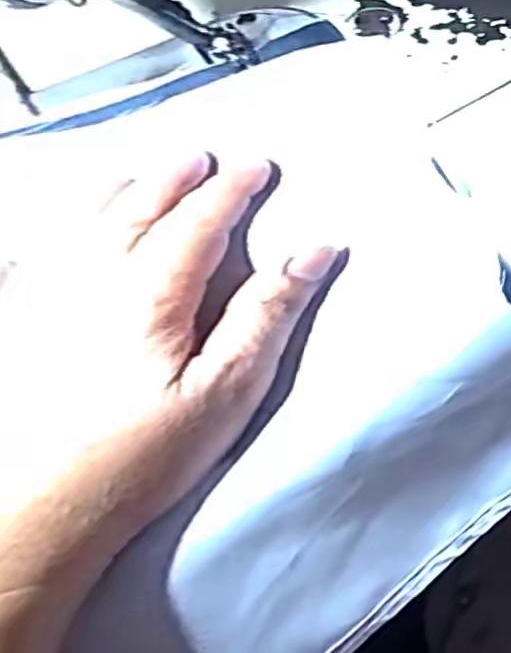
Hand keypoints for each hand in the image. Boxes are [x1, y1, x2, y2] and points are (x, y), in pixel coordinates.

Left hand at [0, 154, 338, 651]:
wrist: (36, 520)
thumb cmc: (151, 450)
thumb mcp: (233, 383)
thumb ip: (270, 310)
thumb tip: (314, 250)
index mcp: (144, 306)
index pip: (193, 231)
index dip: (227, 195)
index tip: (257, 167)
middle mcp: (82, 302)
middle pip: (126, 225)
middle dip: (165, 186)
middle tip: (195, 157)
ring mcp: (38, 322)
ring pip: (72, 242)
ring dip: (110, 203)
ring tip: (137, 178)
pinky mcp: (16, 344)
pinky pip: (30, 275)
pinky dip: (50, 243)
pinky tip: (58, 238)